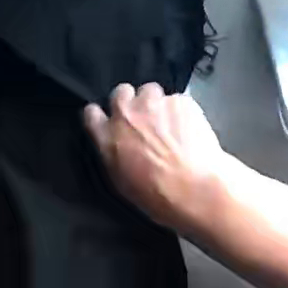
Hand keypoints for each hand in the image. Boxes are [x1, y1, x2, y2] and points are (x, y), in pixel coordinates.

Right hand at [83, 83, 240, 235]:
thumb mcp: (121, 181)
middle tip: (143, 119)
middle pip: (121, 92)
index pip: (91, 113)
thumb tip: (116, 143)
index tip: (110, 120)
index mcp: (107, 137)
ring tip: (170, 122)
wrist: (196, 190)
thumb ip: (112, 152)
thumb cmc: (158, 197)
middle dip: (131, 101)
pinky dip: (182, 111)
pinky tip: (190, 128)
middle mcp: (126, 114)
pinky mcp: (179, 100)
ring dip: (156, 102)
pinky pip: (177, 99)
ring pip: (151, 90)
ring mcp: (153, 103)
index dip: (102, 115)